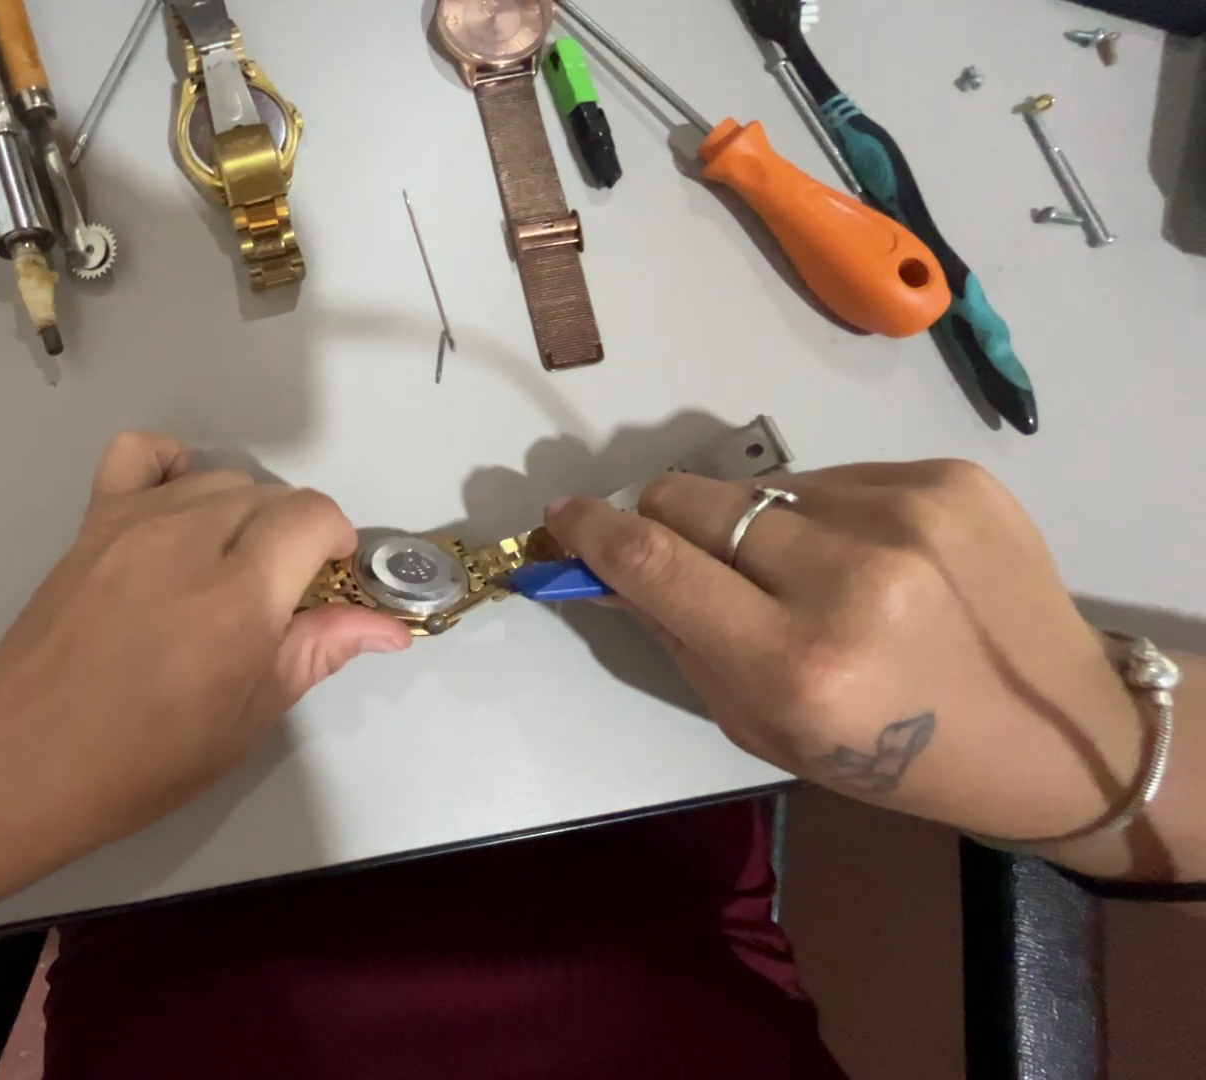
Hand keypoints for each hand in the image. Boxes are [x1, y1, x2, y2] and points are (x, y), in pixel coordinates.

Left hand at [0, 432, 411, 846]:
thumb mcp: (248, 717)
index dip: (335, 539)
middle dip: (292, 535)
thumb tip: (389, 628)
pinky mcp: (93, 521)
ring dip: (242, 512)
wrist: (26, 756)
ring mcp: (133, 523)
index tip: (327, 579)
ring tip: (227, 565)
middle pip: (269, 495)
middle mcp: (188, 541)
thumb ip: (317, 651)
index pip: (312, 515)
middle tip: (276, 592)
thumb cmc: (145, 759)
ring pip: (217, 478)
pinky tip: (177, 508)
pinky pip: (139, 453)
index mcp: (236, 598)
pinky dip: (172, 465)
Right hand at [546, 460, 1143, 846]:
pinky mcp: (947, 479)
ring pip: (751, 485)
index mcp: (796, 660)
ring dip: (741, 522)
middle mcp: (852, 577)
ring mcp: (908, 516)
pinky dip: (809, 513)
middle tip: (675, 552)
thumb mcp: (752, 718)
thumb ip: (670, 633)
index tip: (561, 516)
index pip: (652, 562)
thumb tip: (600, 569)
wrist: (1064, 737)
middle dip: (657, 518)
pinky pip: (820, 477)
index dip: (591, 531)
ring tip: (793, 570)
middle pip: (688, 498)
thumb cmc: (882, 754)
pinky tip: (857, 556)